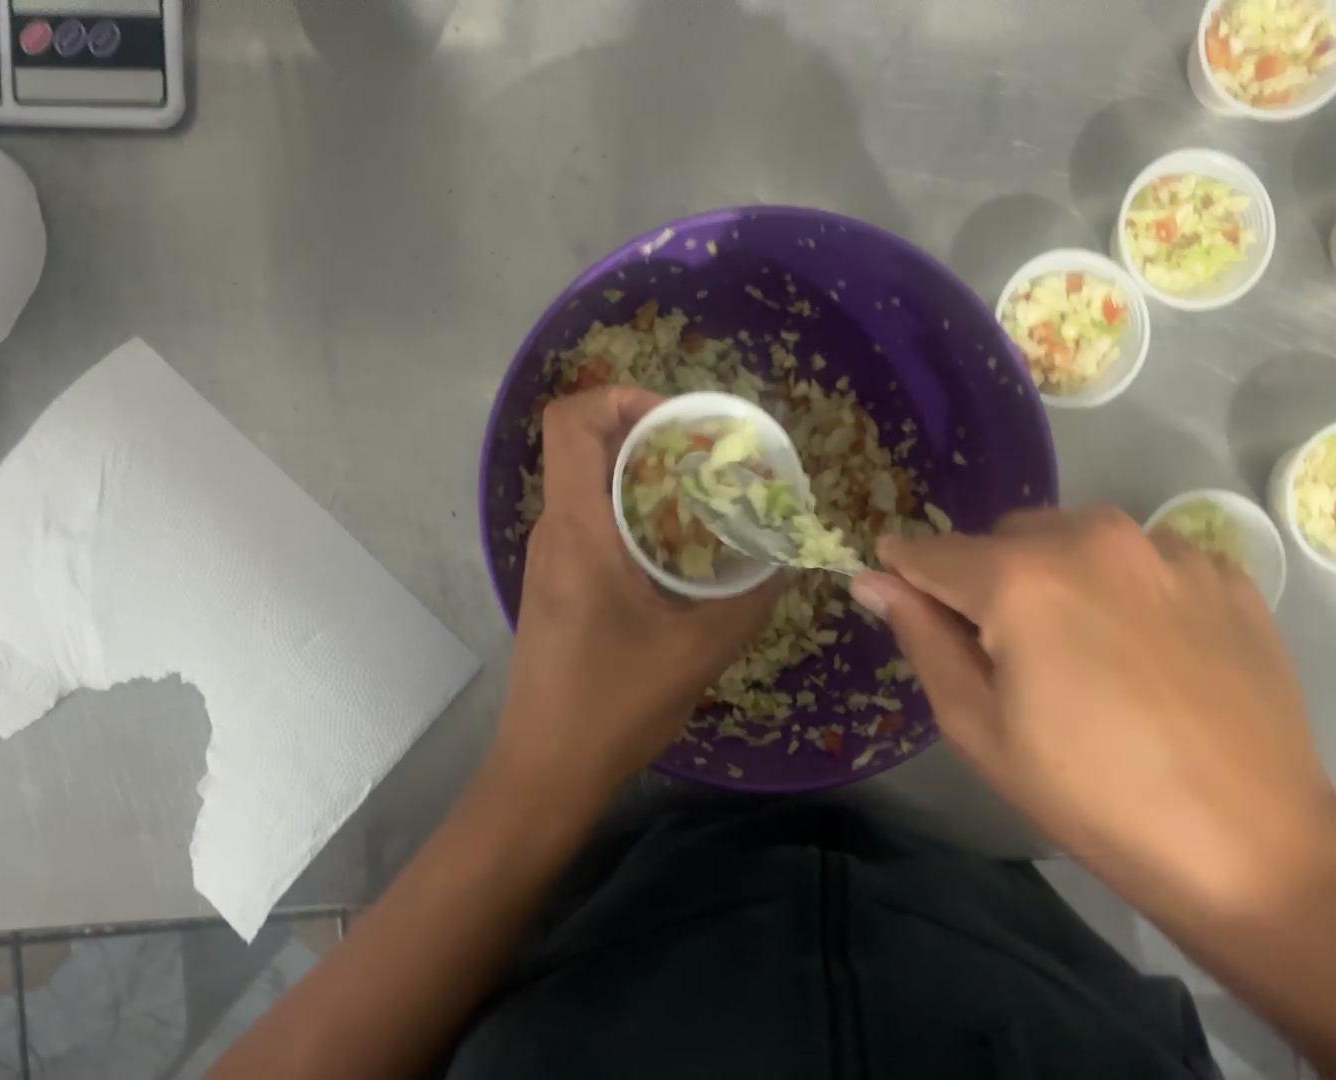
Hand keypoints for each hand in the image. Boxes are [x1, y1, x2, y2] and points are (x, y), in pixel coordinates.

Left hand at [499, 387, 781, 798]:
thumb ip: (751, 597)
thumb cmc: (615, 706)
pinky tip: (678, 550)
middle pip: (585, 444)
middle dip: (649, 436)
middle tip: (711, 458)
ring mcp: (549, 558)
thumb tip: (787, 556)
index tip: (680, 424)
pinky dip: (633, 514)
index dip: (622, 397)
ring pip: (589, 484)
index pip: (570, 419)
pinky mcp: (556, 584)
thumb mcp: (699, 649)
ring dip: (643, 477)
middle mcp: (554, 530)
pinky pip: (591, 522)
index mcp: (578, 528)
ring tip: (705, 498)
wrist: (548, 768)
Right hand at [849, 508, 1335, 920]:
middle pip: (1002, 537)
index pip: (931, 552)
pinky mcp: (1224, 575)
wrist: (1250, 846)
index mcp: (1022, 578)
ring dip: (1050, 574)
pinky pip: (1139, 558)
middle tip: (999, 649)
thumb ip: (920, 636)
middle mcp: (1094, 540)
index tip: (890, 588)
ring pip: (1072, 538)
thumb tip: (873, 581)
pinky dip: (1116, 586)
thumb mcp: (975, 723)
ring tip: (1073, 647)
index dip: (903, 571)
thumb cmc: (1087, 792)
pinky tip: (1136, 648)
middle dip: (982, 577)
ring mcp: (1168, 551)